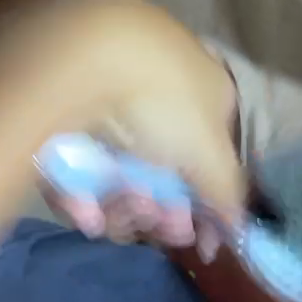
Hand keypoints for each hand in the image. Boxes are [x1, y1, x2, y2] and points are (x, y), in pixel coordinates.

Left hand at [0, 0, 246, 248]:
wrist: (75, 59)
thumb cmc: (162, 100)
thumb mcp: (209, 149)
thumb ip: (229, 191)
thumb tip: (241, 226)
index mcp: (206, 88)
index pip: (214, 150)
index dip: (209, 199)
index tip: (202, 242)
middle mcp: (161, 93)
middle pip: (166, 167)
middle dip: (165, 208)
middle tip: (159, 232)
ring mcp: (109, 104)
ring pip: (121, 171)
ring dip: (126, 207)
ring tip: (119, 219)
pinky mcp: (60, 119)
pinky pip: (77, 167)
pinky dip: (84, 194)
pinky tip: (86, 214)